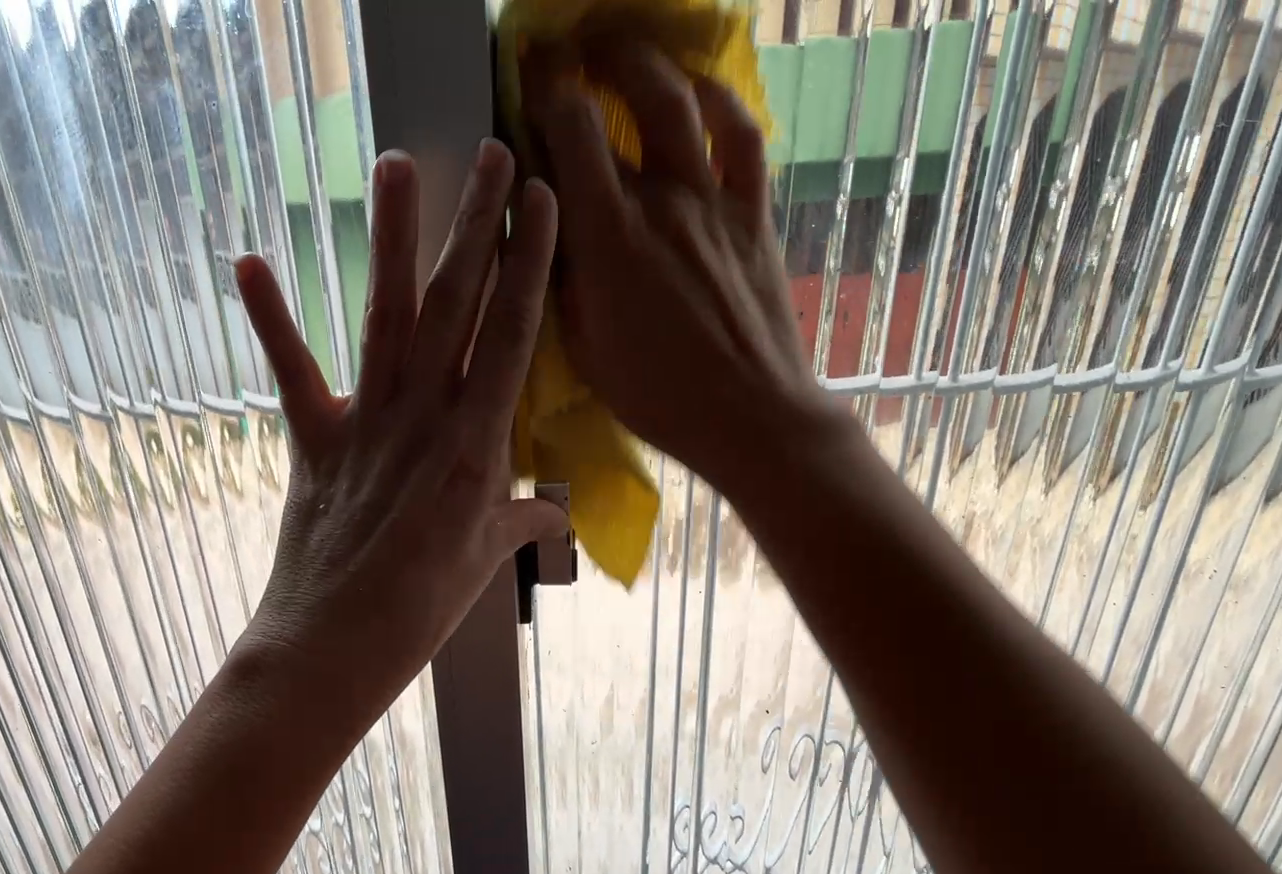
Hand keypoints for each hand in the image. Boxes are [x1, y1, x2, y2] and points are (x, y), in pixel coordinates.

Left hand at [233, 140, 564, 726]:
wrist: (334, 645)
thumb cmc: (420, 610)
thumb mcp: (485, 561)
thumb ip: (520, 523)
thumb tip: (552, 516)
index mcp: (476, 445)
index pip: (512, 336)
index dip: (528, 264)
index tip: (539, 202)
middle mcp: (424, 417)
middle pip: (454, 306)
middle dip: (476, 224)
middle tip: (490, 149)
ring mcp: (365, 423)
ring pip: (383, 316)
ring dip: (391, 239)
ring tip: (397, 166)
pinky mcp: (314, 439)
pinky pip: (292, 371)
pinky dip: (270, 318)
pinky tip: (247, 260)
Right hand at [522, 40, 837, 491]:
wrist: (750, 415)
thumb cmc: (656, 394)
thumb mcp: (582, 345)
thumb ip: (558, 277)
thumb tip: (540, 225)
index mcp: (608, 238)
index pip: (569, 134)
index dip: (544, 89)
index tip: (526, 70)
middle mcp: (662, 201)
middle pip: (625, 100)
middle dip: (590, 60)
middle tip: (569, 49)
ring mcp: (715, 202)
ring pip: (684, 103)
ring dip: (649, 63)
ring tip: (624, 51)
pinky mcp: (754, 214)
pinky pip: (741, 139)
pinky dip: (719, 103)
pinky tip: (698, 92)